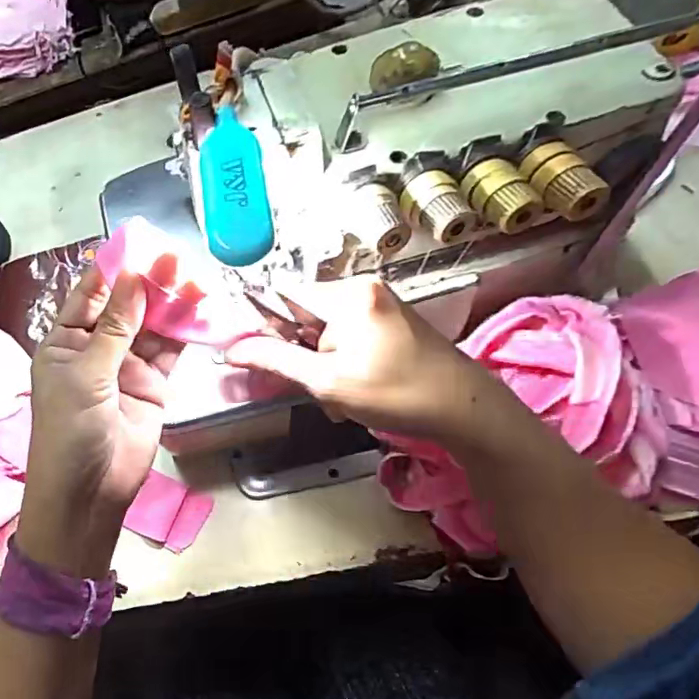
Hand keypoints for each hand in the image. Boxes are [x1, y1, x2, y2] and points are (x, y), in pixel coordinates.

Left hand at [19, 267, 183, 577]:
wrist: (89, 492)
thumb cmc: (69, 431)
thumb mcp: (86, 374)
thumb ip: (115, 326)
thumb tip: (132, 276)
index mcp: (64, 341)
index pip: (89, 294)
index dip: (111, 268)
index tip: (136, 241)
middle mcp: (97, 349)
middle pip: (126, 305)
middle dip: (148, 282)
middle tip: (174, 256)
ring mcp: (127, 367)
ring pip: (152, 325)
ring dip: (171, 302)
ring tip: (193, 275)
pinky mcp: (154, 385)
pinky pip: (171, 351)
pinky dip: (186, 331)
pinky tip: (200, 307)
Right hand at [225, 276, 511, 448]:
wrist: (465, 409)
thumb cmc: (397, 393)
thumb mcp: (328, 381)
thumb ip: (277, 360)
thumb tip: (233, 350)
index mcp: (349, 294)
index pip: (284, 299)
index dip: (265, 329)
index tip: (258, 358)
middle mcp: (365, 288)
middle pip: (305, 318)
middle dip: (306, 357)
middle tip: (322, 390)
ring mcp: (381, 304)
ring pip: (326, 333)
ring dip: (325, 367)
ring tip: (344, 396)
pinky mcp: (391, 322)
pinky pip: (349, 338)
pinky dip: (344, 364)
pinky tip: (358, 389)